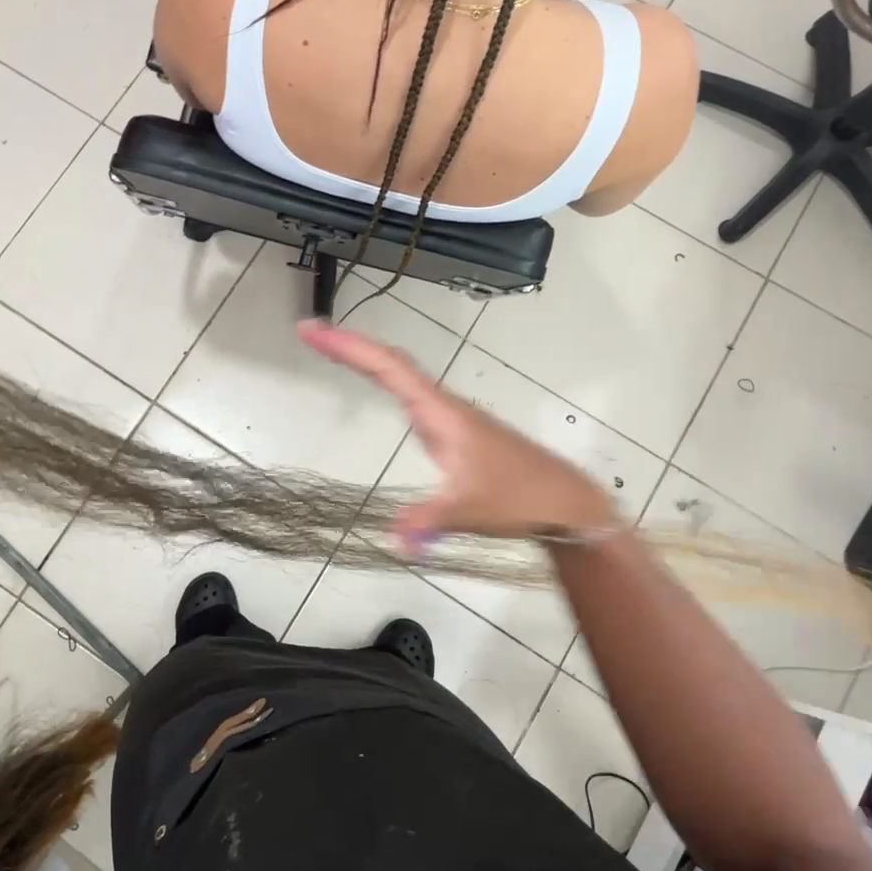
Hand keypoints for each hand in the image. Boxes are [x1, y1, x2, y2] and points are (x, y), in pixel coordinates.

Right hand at [299, 320, 616, 547]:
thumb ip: (429, 521)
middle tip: (308, 331)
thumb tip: (394, 540)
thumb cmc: (519, 498)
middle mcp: (442, 406)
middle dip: (348, 343)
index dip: (350, 346)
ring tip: (327, 345)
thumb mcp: (469, 510)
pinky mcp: (449, 430)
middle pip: (390, 362)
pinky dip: (382, 376)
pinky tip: (373, 379)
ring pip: (400, 373)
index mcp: (442, 413)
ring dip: (364, 356)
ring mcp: (446, 416)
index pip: (390, 368)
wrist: (563, 501)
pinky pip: (408, 391)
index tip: (314, 330)